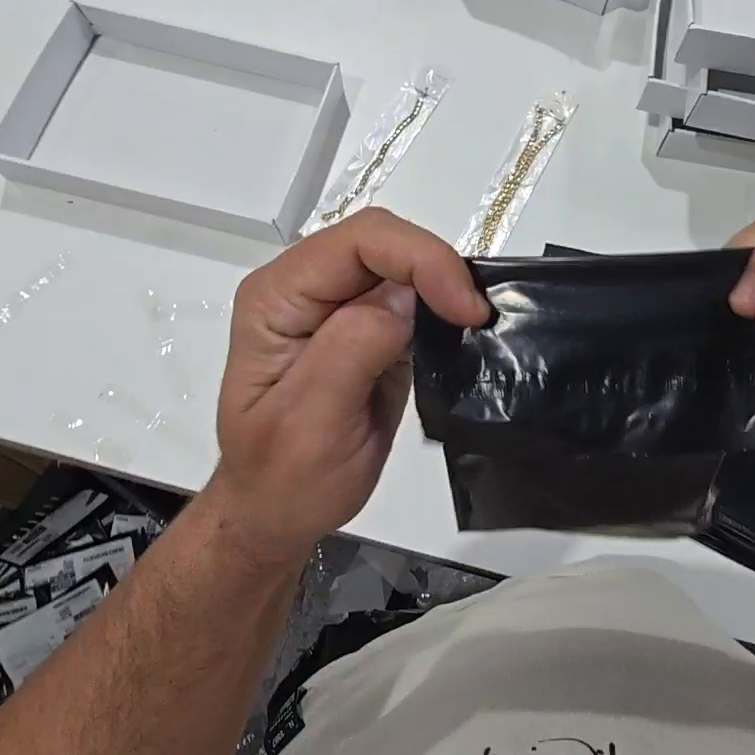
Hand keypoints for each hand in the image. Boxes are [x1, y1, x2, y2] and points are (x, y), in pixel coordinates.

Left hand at [210, 209, 488, 563]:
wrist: (278, 513)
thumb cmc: (283, 479)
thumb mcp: (308, 423)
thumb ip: (350, 349)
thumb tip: (404, 298)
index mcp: (279, 297)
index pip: (357, 242)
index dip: (419, 259)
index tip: (465, 309)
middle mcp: (307, 288)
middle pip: (383, 242)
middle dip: (436, 269)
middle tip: (477, 319)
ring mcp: (339, 306)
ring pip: (404, 262)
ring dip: (445, 285)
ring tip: (476, 325)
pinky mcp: (370, 327)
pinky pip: (414, 295)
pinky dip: (444, 306)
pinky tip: (462, 334)